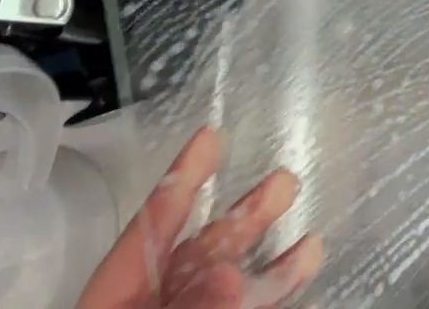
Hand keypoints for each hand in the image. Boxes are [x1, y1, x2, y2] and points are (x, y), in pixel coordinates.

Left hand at [75, 126, 323, 308]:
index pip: (148, 235)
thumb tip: (233, 275)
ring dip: (273, 273)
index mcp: (114, 301)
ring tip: (314, 241)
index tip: (213, 135)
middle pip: (197, 261)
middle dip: (243, 221)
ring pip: (228, 298)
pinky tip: (301, 281)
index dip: (182, 182)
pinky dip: (272, 300)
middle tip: (288, 181)